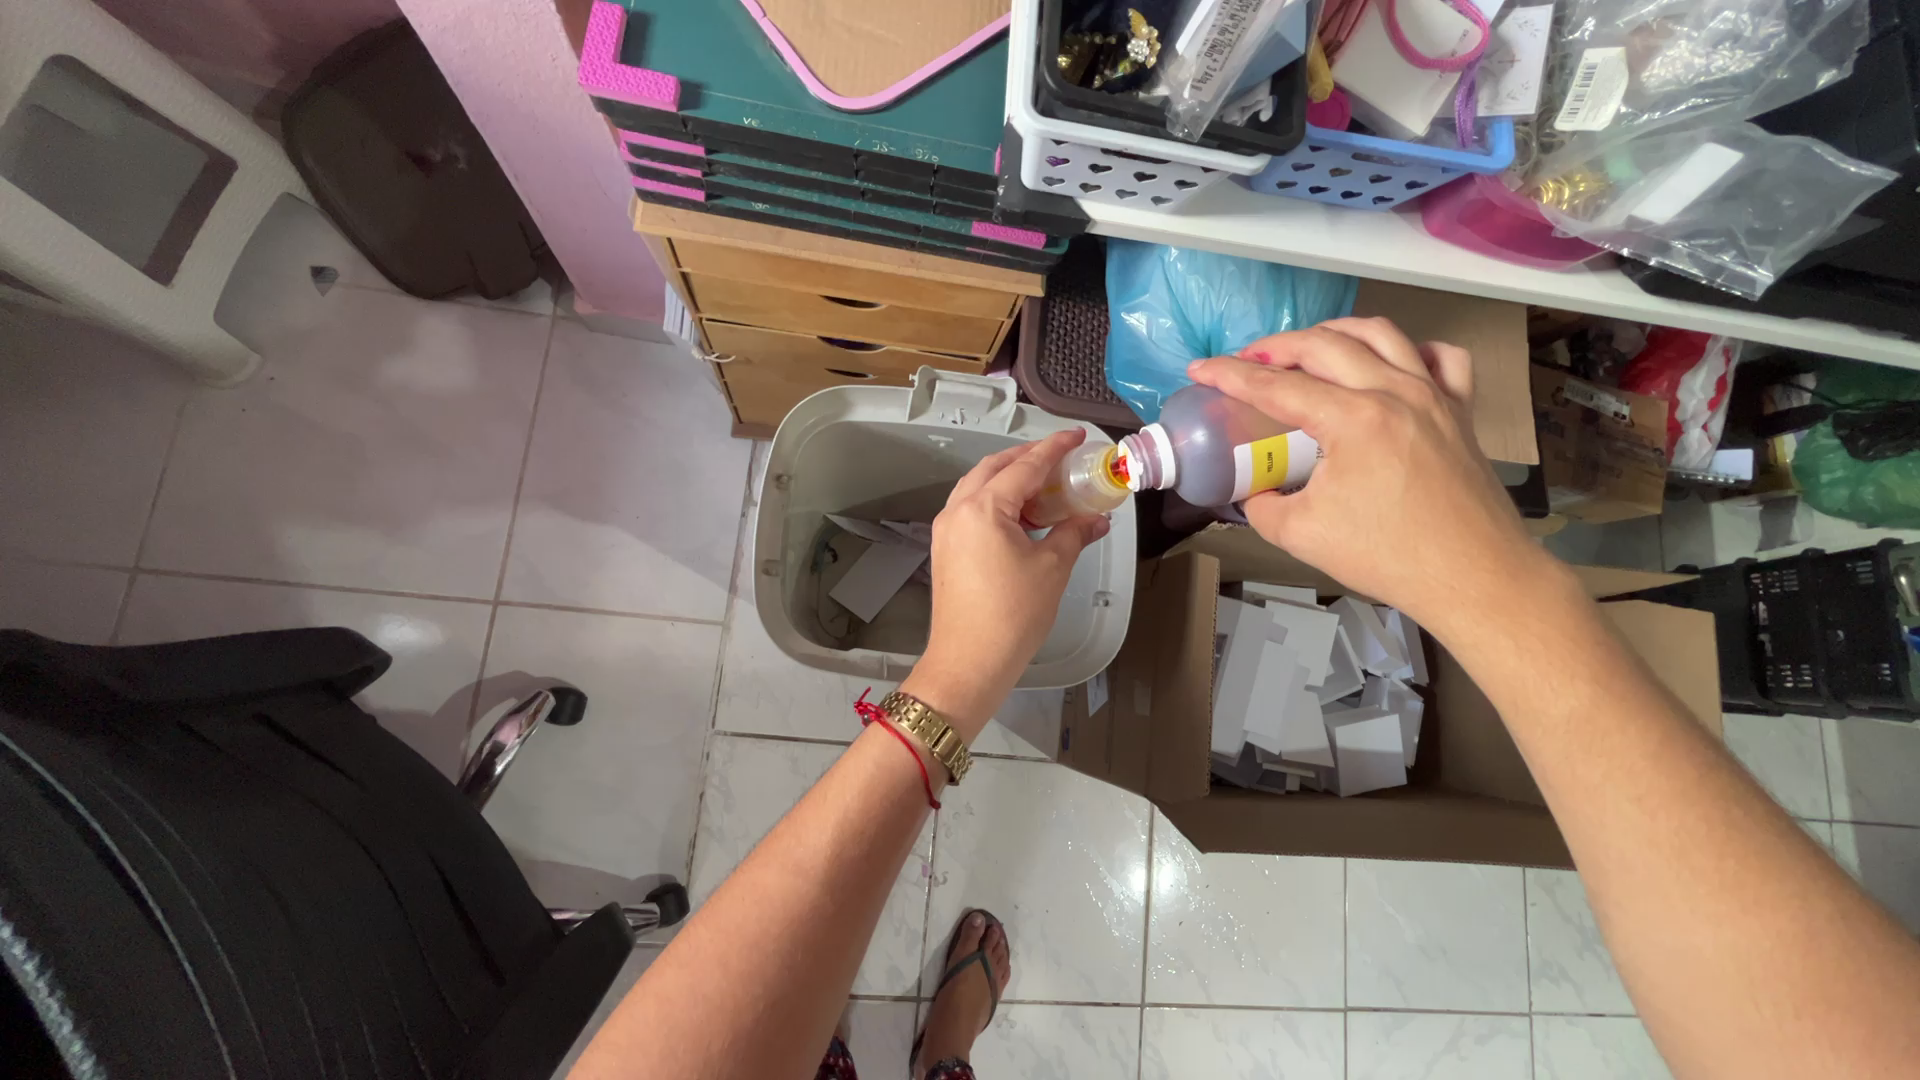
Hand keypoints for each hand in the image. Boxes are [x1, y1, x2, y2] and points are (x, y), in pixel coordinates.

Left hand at [903, 430, 1111, 738]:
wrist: (969, 661)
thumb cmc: (1012, 614)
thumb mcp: (1052, 568)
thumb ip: (1074, 533)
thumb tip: (1098, 519)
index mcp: (984, 507)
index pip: (1024, 466)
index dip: (1053, 448)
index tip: (1076, 436)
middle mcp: (957, 510)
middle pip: (993, 468)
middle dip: (1027, 458)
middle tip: (1060, 459)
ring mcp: (946, 530)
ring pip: (977, 487)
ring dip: (1009, 478)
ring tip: (1043, 486)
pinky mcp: (944, 549)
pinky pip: (970, 508)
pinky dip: (996, 500)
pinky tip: (1020, 515)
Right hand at [1189, 317, 1554, 635]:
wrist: (1472, 576)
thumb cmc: (1386, 556)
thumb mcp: (1299, 535)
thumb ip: (1262, 505)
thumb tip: (1255, 490)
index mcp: (1353, 420)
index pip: (1277, 385)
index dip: (1230, 375)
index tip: (1200, 369)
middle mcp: (1395, 392)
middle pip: (1325, 344)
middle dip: (1276, 346)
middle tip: (1246, 361)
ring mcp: (1435, 396)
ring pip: (1380, 334)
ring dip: (1334, 333)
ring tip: (1307, 348)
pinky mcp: (1460, 411)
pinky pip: (1441, 358)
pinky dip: (1410, 350)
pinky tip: (1390, 364)